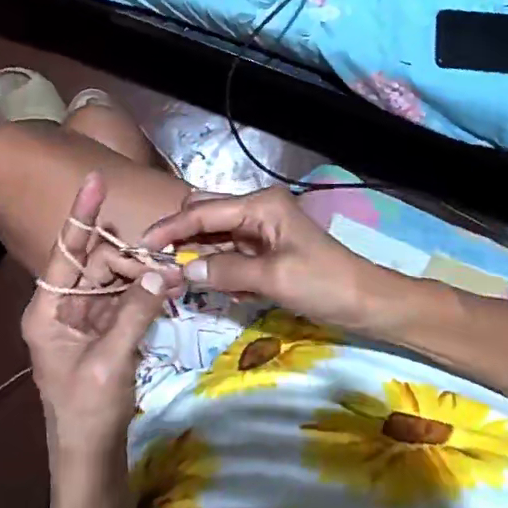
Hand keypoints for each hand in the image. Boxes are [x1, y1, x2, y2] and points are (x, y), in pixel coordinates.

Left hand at [22, 173, 169, 456]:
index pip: (64, 253)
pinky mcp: (103, 330)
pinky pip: (124, 299)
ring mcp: (83, 319)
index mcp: (47, 312)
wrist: (90, 456)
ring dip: (140, 275)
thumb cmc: (86, 411)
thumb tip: (159, 272)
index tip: (93, 181)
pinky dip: (143, 293)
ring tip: (172, 277)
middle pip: (95, 264)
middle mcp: (62, 308)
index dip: (80, 216)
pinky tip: (166, 289)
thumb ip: (134, 313)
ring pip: (113, 280)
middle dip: (128, 258)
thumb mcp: (110, 361)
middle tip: (165, 261)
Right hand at [140, 187, 395, 334]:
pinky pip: (230, 255)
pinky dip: (217, 267)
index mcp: (261, 205)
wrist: (365, 302)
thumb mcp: (272, 278)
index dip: (171, 228)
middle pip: (206, 217)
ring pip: (216, 237)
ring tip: (173, 276)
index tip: (142, 245)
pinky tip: (212, 285)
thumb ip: (225, 271)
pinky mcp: (266, 251)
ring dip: (196, 255)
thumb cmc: (323, 283)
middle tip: (155, 262)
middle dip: (180, 238)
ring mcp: (262, 230)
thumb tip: (184, 271)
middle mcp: (258, 210)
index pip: (204, 212)